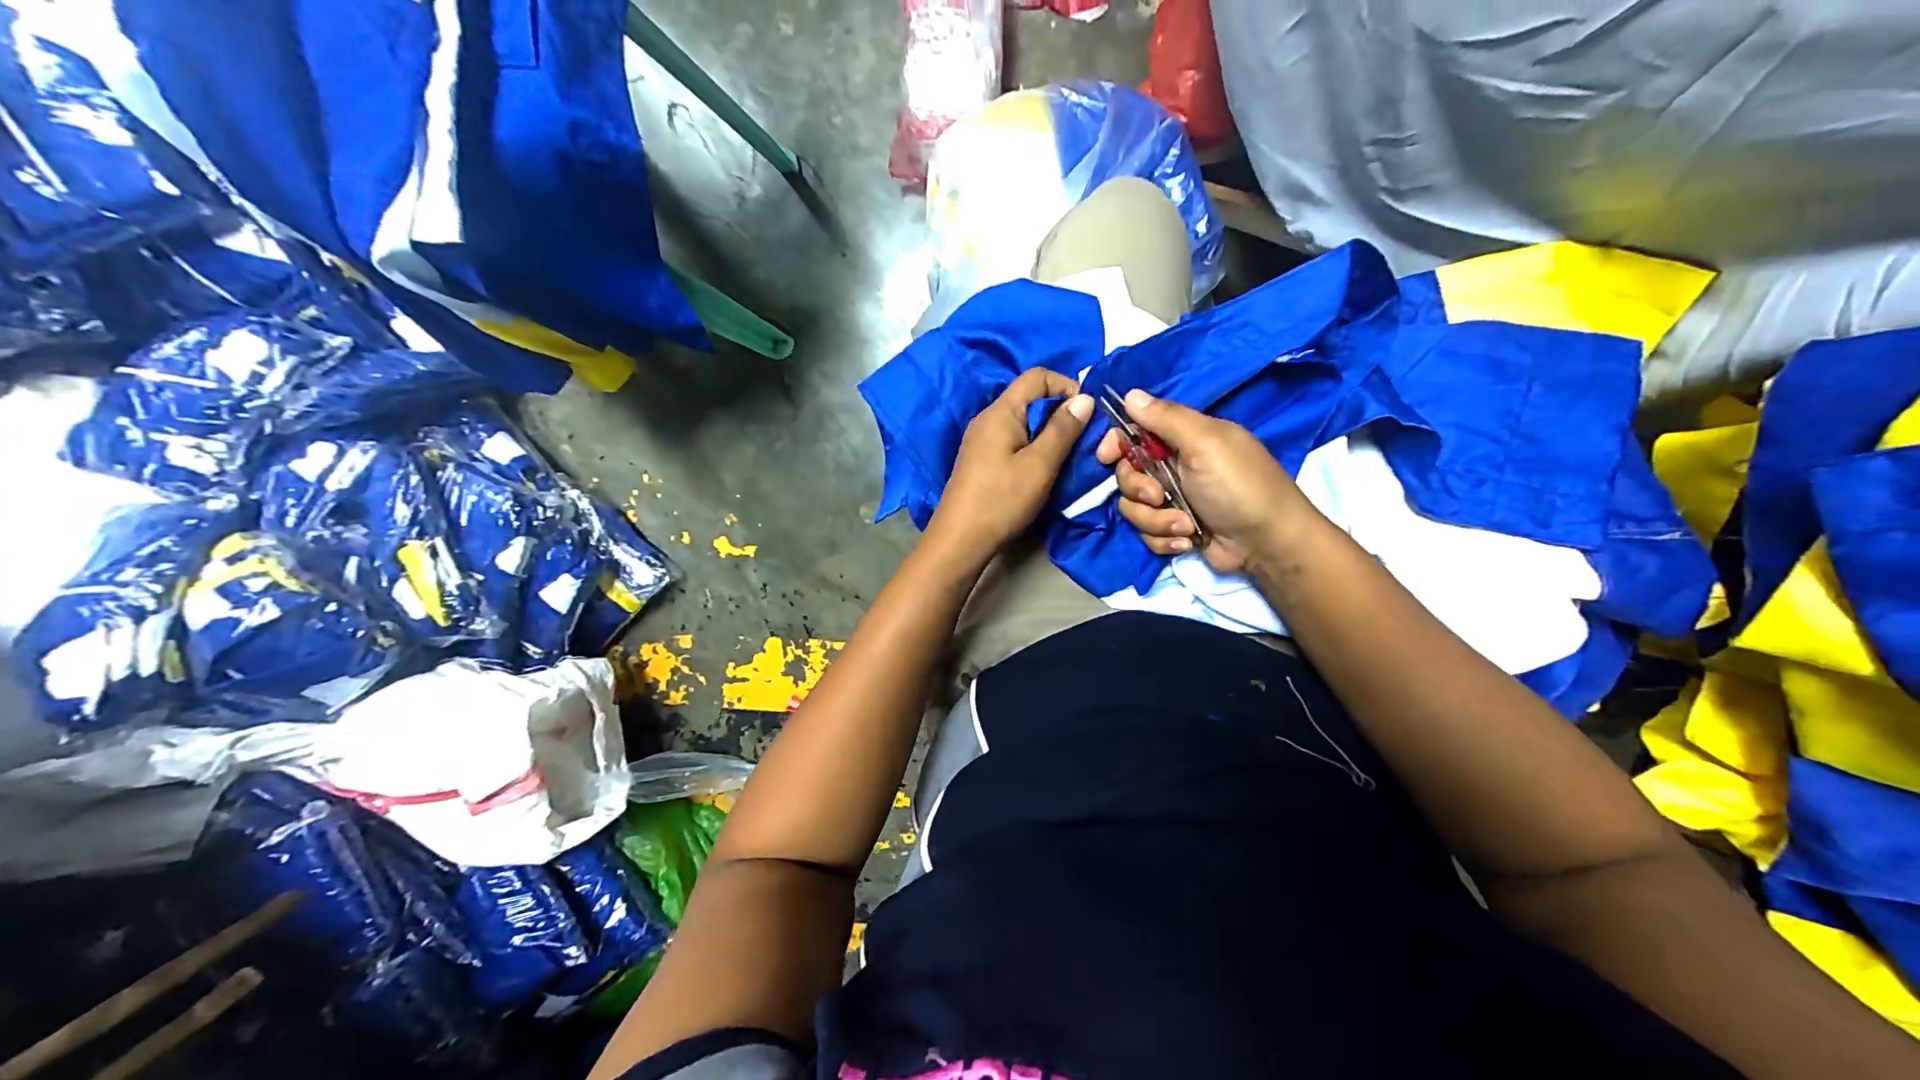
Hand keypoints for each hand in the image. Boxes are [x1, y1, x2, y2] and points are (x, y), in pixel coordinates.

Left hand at [926, 369, 1093, 563]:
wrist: (960, 540)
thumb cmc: (1001, 500)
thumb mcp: (1040, 465)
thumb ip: (1062, 429)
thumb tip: (1084, 397)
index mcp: (1001, 411)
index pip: (1037, 376)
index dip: (1067, 386)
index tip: (1086, 415)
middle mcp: (988, 418)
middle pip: (1031, 398)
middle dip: (1061, 412)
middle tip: (1082, 440)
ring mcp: (982, 440)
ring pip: (1024, 421)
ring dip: (1050, 433)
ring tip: (1067, 457)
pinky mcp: (982, 459)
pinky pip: (1014, 440)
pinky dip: (1034, 447)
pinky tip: (1044, 470)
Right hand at [1096, 389, 1316, 572]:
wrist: (1268, 543)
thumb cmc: (1239, 486)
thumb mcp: (1205, 443)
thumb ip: (1166, 418)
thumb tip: (1130, 393)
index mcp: (1184, 438)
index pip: (1135, 431)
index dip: (1116, 443)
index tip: (1107, 457)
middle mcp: (1175, 466)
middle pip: (1126, 474)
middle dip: (1139, 490)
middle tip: (1160, 497)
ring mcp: (1174, 499)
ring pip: (1134, 508)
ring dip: (1156, 520)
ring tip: (1186, 526)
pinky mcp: (1175, 528)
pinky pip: (1147, 532)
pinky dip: (1165, 538)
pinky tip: (1189, 540)